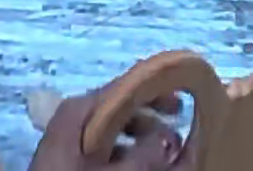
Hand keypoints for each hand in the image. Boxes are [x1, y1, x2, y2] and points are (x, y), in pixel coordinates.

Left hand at [28, 89, 184, 170]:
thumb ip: (142, 158)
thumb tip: (170, 138)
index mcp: (79, 110)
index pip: (120, 89)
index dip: (152, 92)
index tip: (180, 103)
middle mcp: (75, 118)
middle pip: (118, 109)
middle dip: (150, 120)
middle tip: (178, 129)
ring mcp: (71, 142)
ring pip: (113, 132)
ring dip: (141, 142)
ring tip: (167, 154)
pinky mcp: (71, 163)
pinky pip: (105, 152)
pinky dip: (127, 157)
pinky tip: (144, 169)